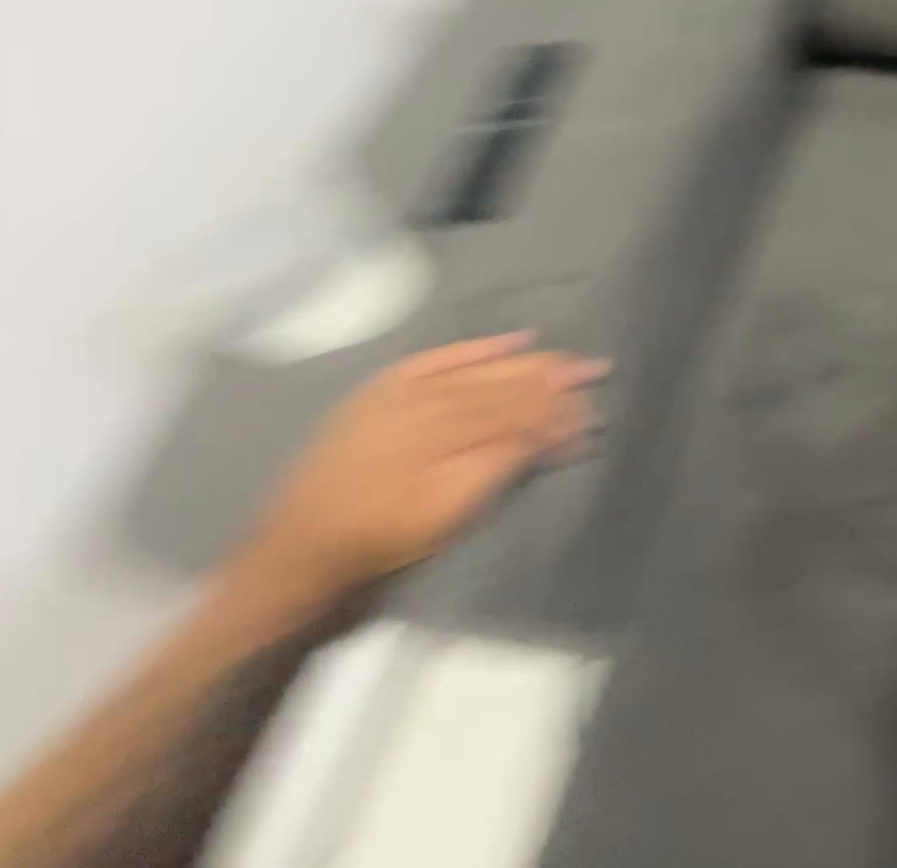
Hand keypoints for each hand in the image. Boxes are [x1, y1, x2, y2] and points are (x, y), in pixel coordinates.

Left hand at [232, 333, 609, 597]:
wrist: (298, 556)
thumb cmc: (383, 544)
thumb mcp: (451, 513)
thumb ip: (502, 464)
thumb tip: (553, 433)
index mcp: (446, 432)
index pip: (519, 411)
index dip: (560, 410)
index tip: (595, 412)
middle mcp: (427, 401)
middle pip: (504, 384)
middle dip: (554, 381)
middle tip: (598, 371)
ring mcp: (403, 393)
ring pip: (481, 370)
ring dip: (529, 365)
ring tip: (568, 359)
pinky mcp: (384, 393)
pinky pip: (440, 358)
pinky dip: (479, 348)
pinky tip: (514, 340)